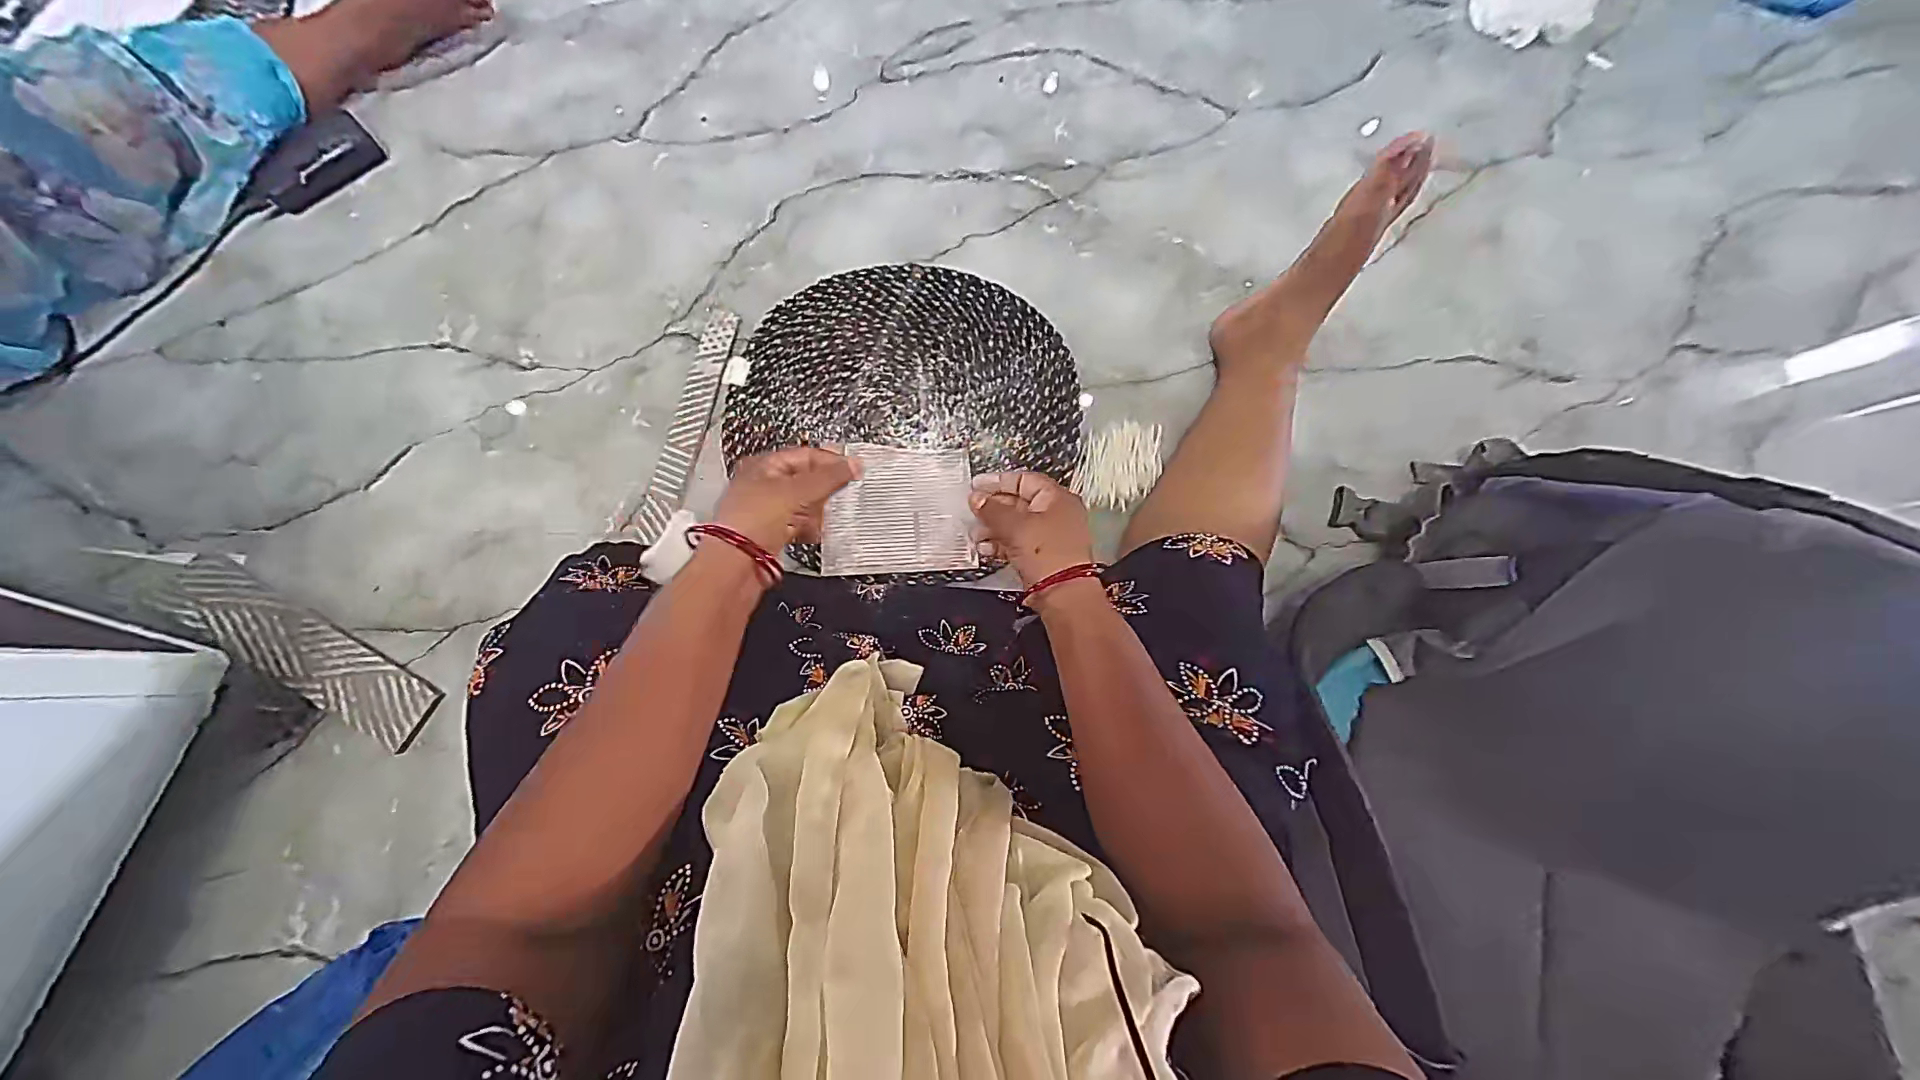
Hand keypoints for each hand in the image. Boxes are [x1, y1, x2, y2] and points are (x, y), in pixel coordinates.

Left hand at [713, 447, 859, 555]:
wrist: (737, 562)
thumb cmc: (752, 520)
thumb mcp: (797, 490)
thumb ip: (829, 477)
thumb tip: (853, 465)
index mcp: (764, 466)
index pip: (806, 455)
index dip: (830, 461)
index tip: (852, 470)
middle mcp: (764, 486)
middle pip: (807, 481)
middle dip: (824, 491)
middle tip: (840, 495)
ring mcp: (768, 511)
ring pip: (805, 505)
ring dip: (817, 513)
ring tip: (822, 519)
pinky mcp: (772, 533)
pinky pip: (799, 526)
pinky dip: (809, 529)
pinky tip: (812, 534)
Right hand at [969, 471, 1095, 585]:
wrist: (1062, 595)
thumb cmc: (1048, 555)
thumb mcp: (1015, 526)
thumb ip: (992, 509)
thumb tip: (977, 498)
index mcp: (1057, 499)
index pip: (1024, 480)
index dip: (999, 481)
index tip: (977, 486)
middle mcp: (1056, 515)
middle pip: (1018, 503)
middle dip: (992, 508)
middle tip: (973, 511)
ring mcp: (1049, 537)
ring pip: (1015, 525)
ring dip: (993, 528)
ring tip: (976, 533)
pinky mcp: (1042, 556)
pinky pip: (1018, 543)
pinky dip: (1001, 544)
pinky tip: (986, 548)